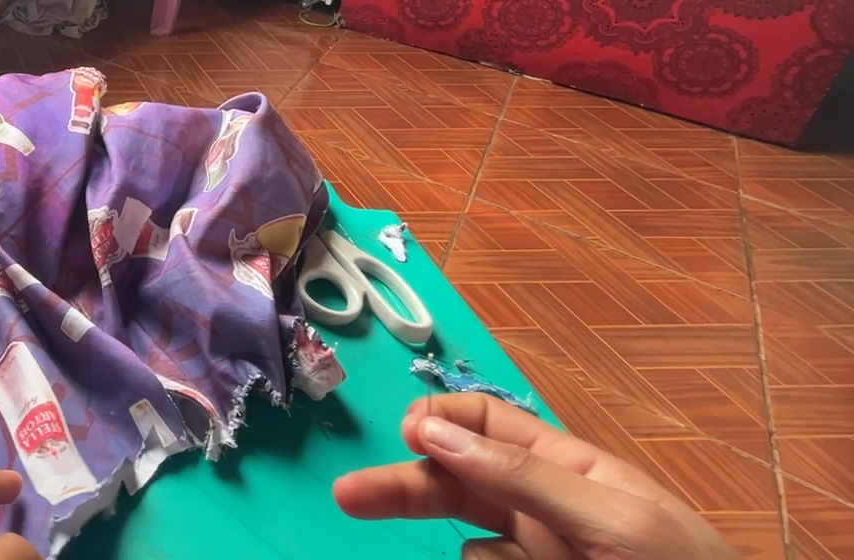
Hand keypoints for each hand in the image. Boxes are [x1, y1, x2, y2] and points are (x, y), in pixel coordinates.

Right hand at [333, 394, 736, 558]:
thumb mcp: (617, 518)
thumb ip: (519, 470)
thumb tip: (427, 426)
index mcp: (562, 465)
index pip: (478, 419)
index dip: (438, 419)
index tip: (412, 437)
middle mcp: (539, 503)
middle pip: (451, 477)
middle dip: (400, 484)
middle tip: (348, 498)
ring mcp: (538, 552)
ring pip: (467, 539)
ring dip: (477, 555)